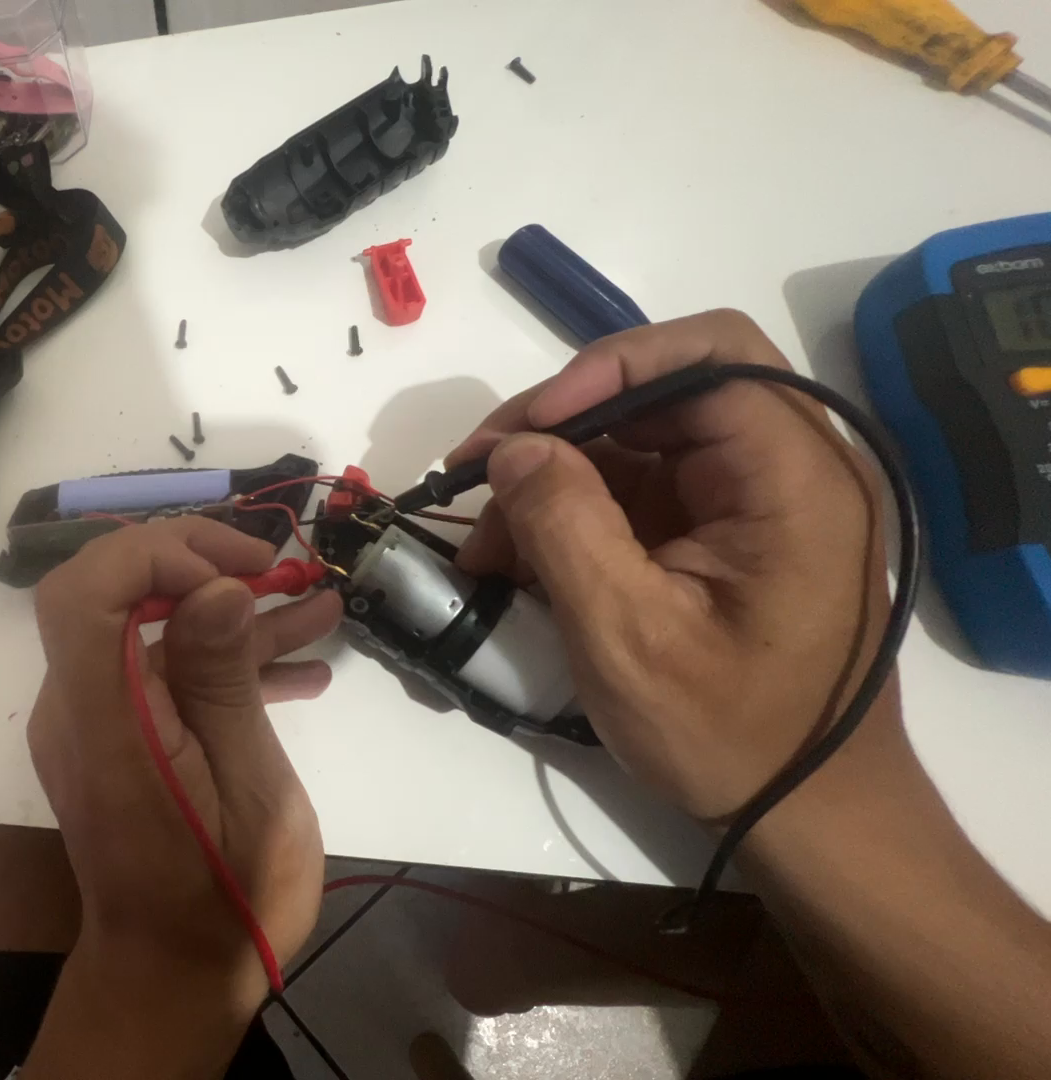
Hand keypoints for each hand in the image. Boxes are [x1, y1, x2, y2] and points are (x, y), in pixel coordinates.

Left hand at [25, 516, 342, 1013]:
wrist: (173, 972)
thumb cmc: (225, 900)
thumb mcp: (251, 792)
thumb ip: (224, 685)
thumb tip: (216, 586)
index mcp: (106, 725)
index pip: (82, 596)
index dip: (152, 557)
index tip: (232, 577)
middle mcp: (77, 707)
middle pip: (104, 589)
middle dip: (191, 561)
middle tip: (273, 568)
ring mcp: (93, 717)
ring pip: (145, 625)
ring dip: (222, 606)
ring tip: (311, 604)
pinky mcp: (117, 730)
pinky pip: (160, 668)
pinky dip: (219, 654)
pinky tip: (299, 660)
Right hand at [447, 310, 901, 821]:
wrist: (791, 807)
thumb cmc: (723, 729)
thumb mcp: (625, 631)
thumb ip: (565, 524)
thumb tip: (511, 448)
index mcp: (791, 483)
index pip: (712, 360)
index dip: (608, 370)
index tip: (525, 430)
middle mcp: (772, 473)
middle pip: (653, 395)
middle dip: (552, 428)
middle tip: (474, 469)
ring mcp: (732, 502)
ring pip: (620, 445)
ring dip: (539, 482)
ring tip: (483, 548)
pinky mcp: (698, 531)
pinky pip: (614, 492)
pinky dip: (552, 516)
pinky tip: (510, 561)